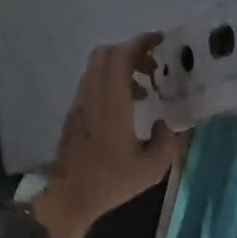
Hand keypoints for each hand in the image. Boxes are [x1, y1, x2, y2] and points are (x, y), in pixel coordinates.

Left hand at [35, 33, 178, 237]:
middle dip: (130, 52)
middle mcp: (92, 95)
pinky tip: (126, 107)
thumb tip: (164, 124)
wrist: (70, 196)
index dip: (140, 43)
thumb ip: (166, 141)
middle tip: (153, 66)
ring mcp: (79, 104)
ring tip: (144, 90)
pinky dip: (110, 83)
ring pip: (96, 68)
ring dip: (120, 68)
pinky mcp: (74, 114)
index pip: (121, 56)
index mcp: (111, 102)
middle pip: (105, 54)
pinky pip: (92, 84)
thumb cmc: (111, 181)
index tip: (161, 42)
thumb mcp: (151, 168)